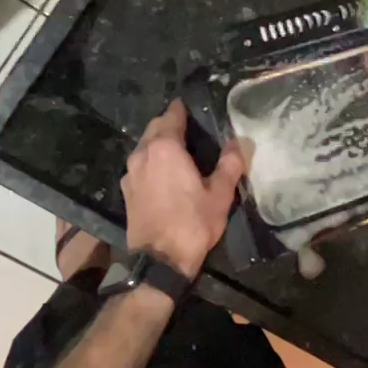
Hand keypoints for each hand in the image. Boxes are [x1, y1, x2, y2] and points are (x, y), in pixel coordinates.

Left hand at [121, 100, 247, 278]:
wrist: (160, 259)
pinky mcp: (126, 190)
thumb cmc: (193, 223)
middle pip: (155, 127)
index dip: (184, 108)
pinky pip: (139, 165)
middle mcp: (143, 153)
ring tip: (180, 151)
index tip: (195, 107)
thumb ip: (230, 164)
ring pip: (145, 146)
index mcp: (166, 147)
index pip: (173, 115)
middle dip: (171, 124)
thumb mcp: (220, 194)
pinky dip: (151, 162)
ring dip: (159, 143)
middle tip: (192, 129)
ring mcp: (130, 172)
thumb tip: (240, 142)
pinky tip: (165, 174)